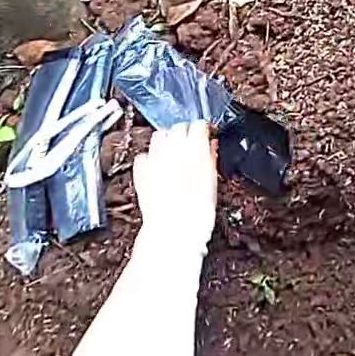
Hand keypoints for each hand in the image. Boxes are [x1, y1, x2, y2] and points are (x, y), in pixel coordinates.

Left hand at [130, 121, 216, 253]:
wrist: (175, 230)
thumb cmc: (197, 211)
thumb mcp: (213, 180)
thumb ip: (211, 157)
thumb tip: (211, 146)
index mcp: (195, 147)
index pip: (199, 125)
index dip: (204, 130)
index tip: (206, 135)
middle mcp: (173, 148)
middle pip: (179, 127)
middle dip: (185, 132)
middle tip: (192, 145)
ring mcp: (154, 157)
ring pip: (160, 135)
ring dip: (167, 140)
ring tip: (174, 153)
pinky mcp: (141, 170)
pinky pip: (144, 155)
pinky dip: (150, 157)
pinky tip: (158, 166)